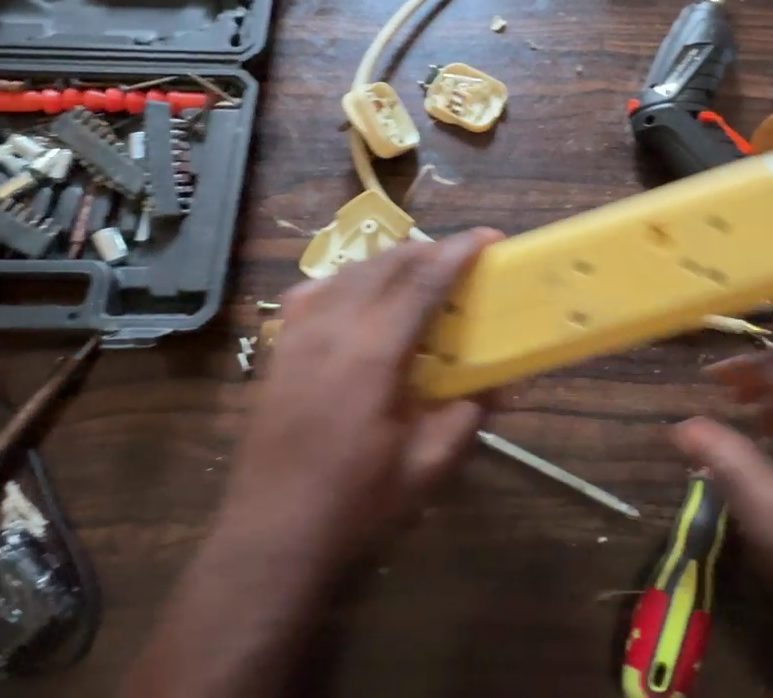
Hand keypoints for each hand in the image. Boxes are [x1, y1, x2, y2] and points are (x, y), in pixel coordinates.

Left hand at [121, 231, 501, 697]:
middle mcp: (333, 327)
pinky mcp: (279, 349)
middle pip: (386, 264)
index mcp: (374, 351)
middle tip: (463, 258)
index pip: (423, 279)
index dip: (459, 251)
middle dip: (429, 250)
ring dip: (390, 262)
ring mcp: (298, 334)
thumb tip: (499, 384)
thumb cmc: (356, 503)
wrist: (273, 535)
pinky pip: (314, 291)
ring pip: (349, 272)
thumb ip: (467, 415)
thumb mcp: (426, 464)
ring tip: (420, 272)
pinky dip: (347, 280)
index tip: (489, 236)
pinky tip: (358, 297)